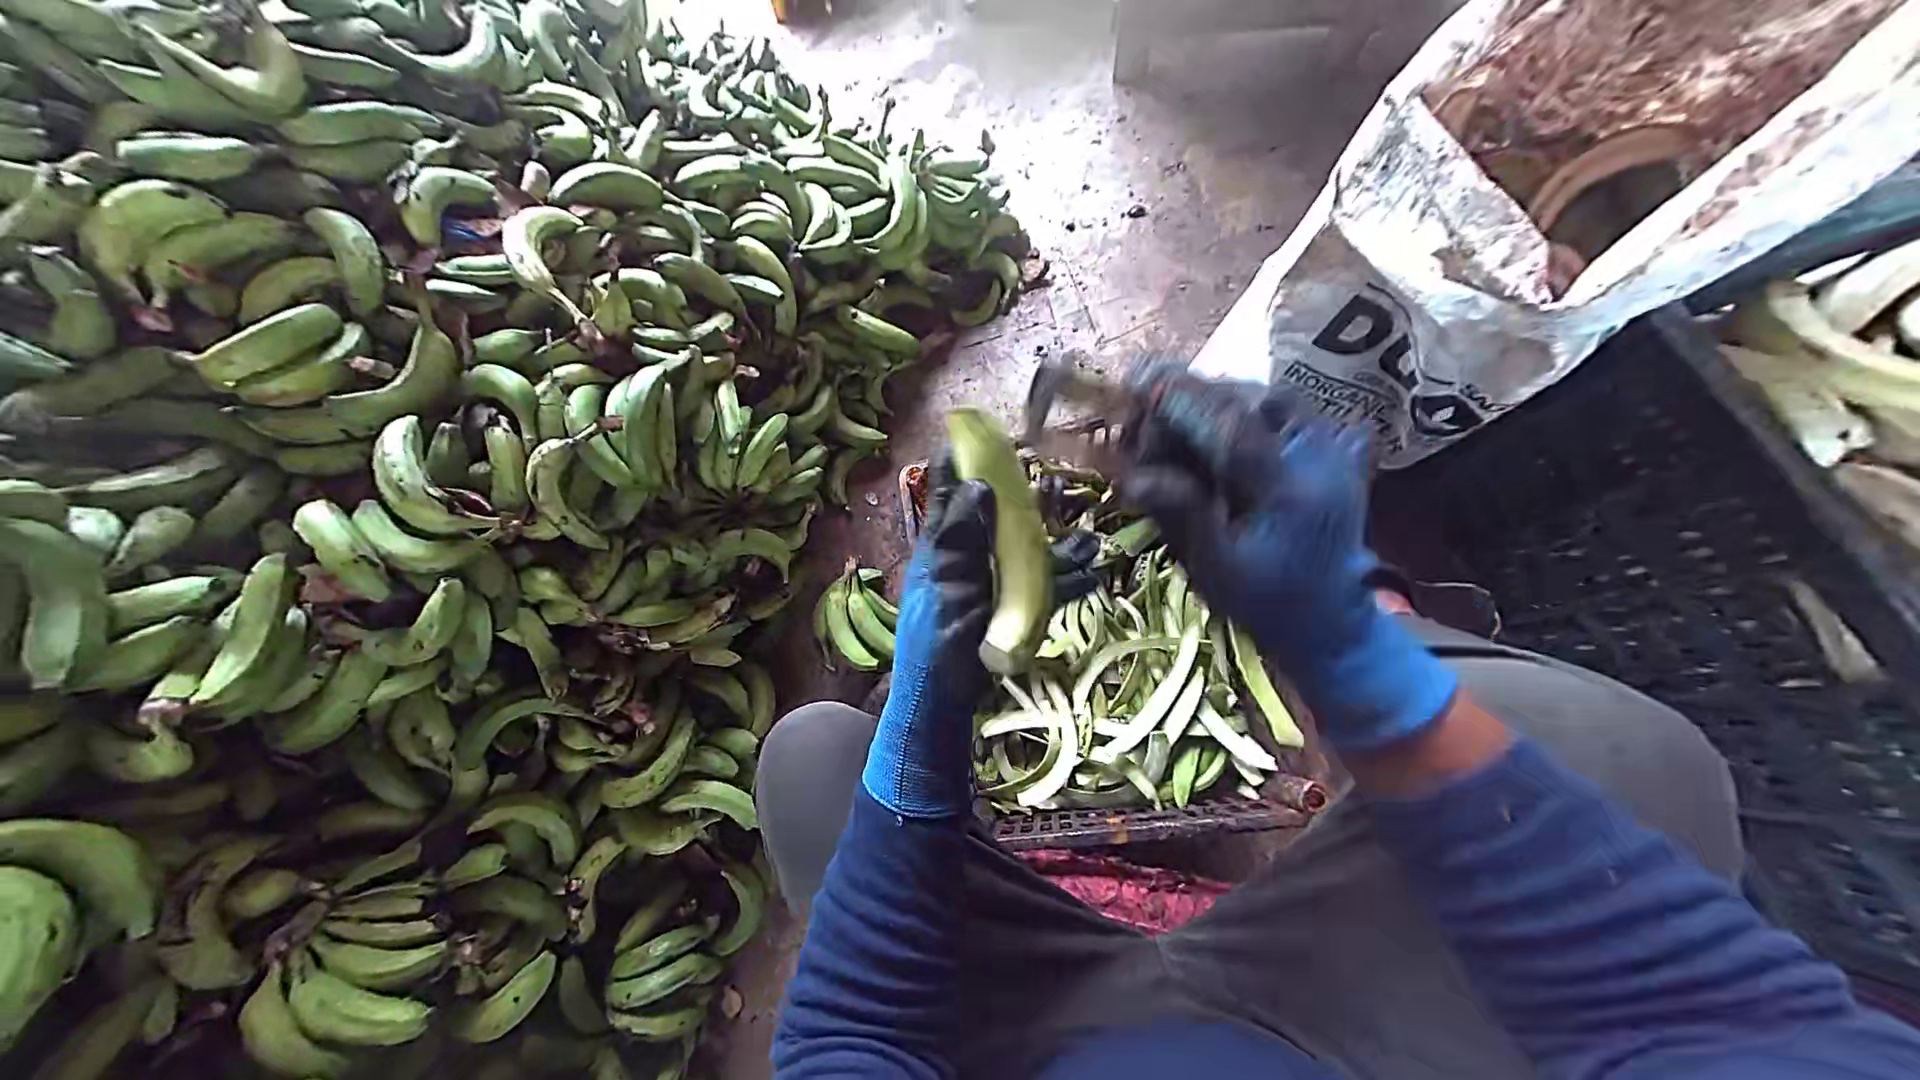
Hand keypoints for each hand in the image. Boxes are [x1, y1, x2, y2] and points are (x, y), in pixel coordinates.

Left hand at [860, 465, 1104, 817]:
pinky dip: (1065, 578)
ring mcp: (987, 582)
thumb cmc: (936, 645)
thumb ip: (962, 538)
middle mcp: (964, 556)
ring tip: (1088, 534)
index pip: (946, 487)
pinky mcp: (1005, 608)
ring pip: (1023, 548)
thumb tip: (977, 483)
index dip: (963, 457)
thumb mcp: (947, 588)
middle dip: (1020, 495)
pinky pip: (1040, 585)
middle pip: (993, 513)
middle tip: (1048, 479)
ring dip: (1054, 540)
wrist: (941, 703)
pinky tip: (1092, 572)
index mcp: (940, 546)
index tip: (986, 430)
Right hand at [1121, 373, 1456, 751]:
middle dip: (1187, 400)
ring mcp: (1330, 444)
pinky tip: (1198, 431)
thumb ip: (1179, 513)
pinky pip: (1271, 408)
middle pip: (1245, 400)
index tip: (1137, 381)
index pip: (1233, 428)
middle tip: (1138, 418)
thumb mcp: (1213, 567)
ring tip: (1163, 428)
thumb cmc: (1263, 599)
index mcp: (1292, 492)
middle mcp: (1320, 455)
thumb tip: (1132, 477)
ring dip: (1205, 402)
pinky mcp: (1327, 442)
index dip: (1183, 401)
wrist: (1325, 612)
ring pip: (1258, 396)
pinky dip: (1228, 410)